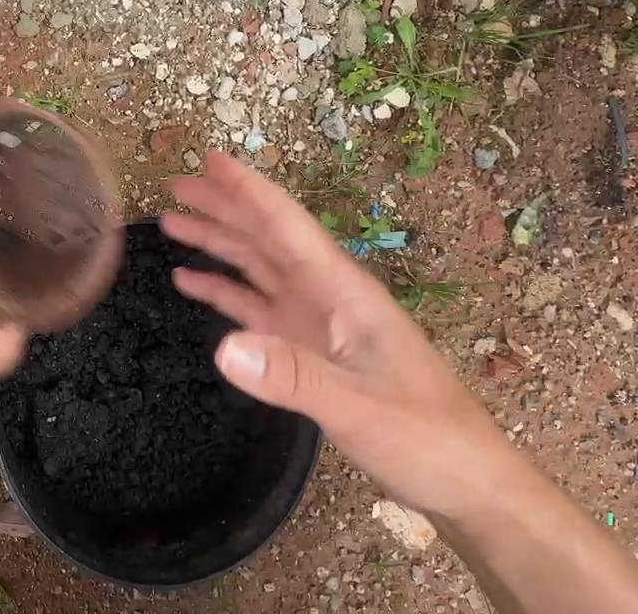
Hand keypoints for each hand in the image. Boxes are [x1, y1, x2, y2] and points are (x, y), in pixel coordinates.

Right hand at [167, 152, 516, 517]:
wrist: (465, 480)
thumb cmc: (424, 435)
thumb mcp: (358, 408)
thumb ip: (292, 377)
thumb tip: (222, 349)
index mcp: (342, 289)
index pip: (288, 225)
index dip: (249, 189)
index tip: (212, 158)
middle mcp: (325, 294)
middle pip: (266, 237)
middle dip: (223, 207)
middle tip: (175, 185)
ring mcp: (314, 320)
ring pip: (258, 266)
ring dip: (218, 242)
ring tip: (172, 223)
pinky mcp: (306, 347)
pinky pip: (256, 306)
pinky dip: (222, 290)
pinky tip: (191, 282)